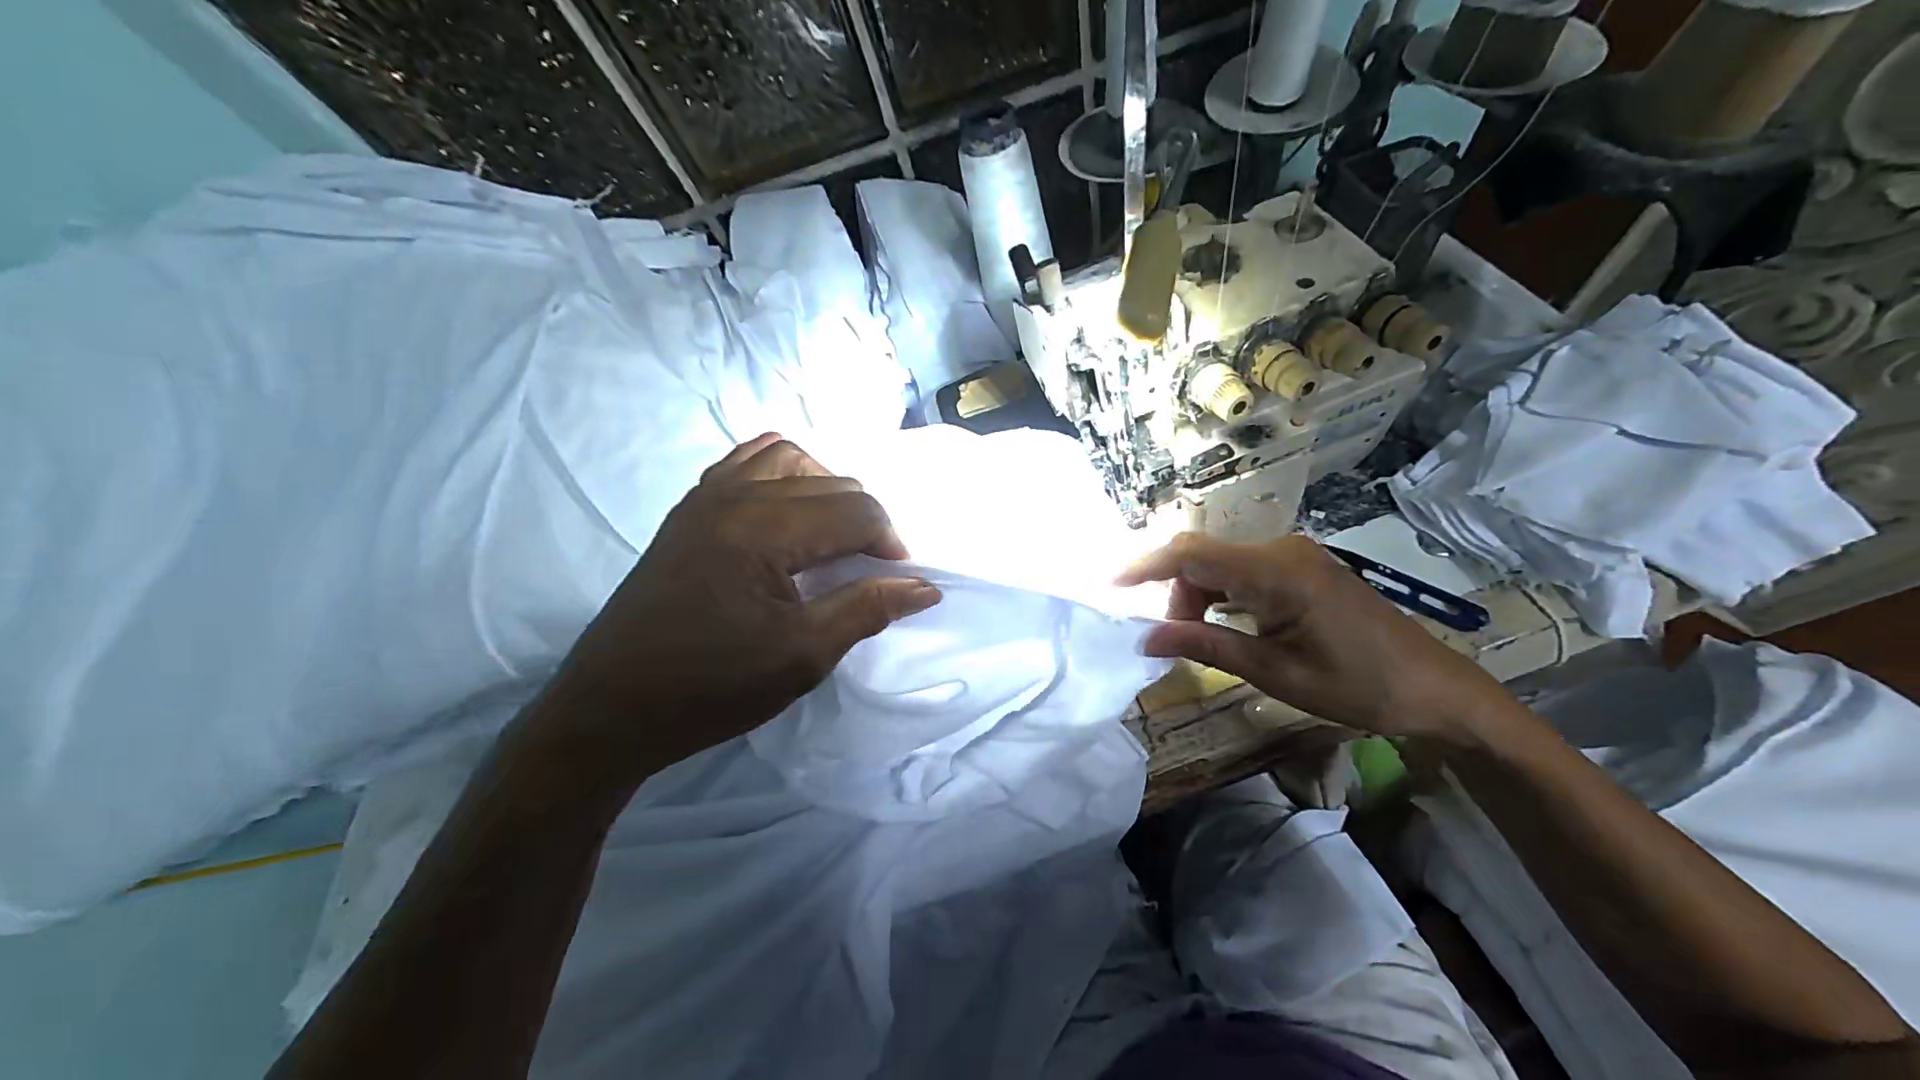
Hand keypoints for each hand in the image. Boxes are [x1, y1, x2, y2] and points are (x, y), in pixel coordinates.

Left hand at [542, 434, 941, 771]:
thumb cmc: (711, 687)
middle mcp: (733, 495)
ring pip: (787, 458)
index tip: (899, 579)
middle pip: (828, 481)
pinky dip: (780, 476)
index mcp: (762, 527)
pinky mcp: (687, 512)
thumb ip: (867, 609)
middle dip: (863, 519)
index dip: (890, 541)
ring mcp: (704, 497)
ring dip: (825, 488)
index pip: (854, 509)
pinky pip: (744, 464)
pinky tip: (787, 513)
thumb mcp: (802, 656)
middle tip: (870, 569)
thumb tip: (924, 586)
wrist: (613, 708)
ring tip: (833, 534)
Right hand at [1117, 533, 1517, 741]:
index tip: (1109, 585)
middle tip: (1172, 641)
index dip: (1145, 566)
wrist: (1435, 688)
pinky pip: (1243, 569)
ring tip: (1199, 640)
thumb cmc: (1359, 687)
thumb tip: (1147, 638)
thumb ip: (1208, 646)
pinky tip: (1225, 624)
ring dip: (1198, 596)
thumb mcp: (1276, 672)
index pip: (1192, 555)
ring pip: (1220, 563)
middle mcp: (1282, 550)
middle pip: (1202, 556)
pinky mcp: (1301, 566)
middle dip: (1175, 594)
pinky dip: (1221, 594)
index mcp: (1277, 573)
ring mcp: (1294, 555)